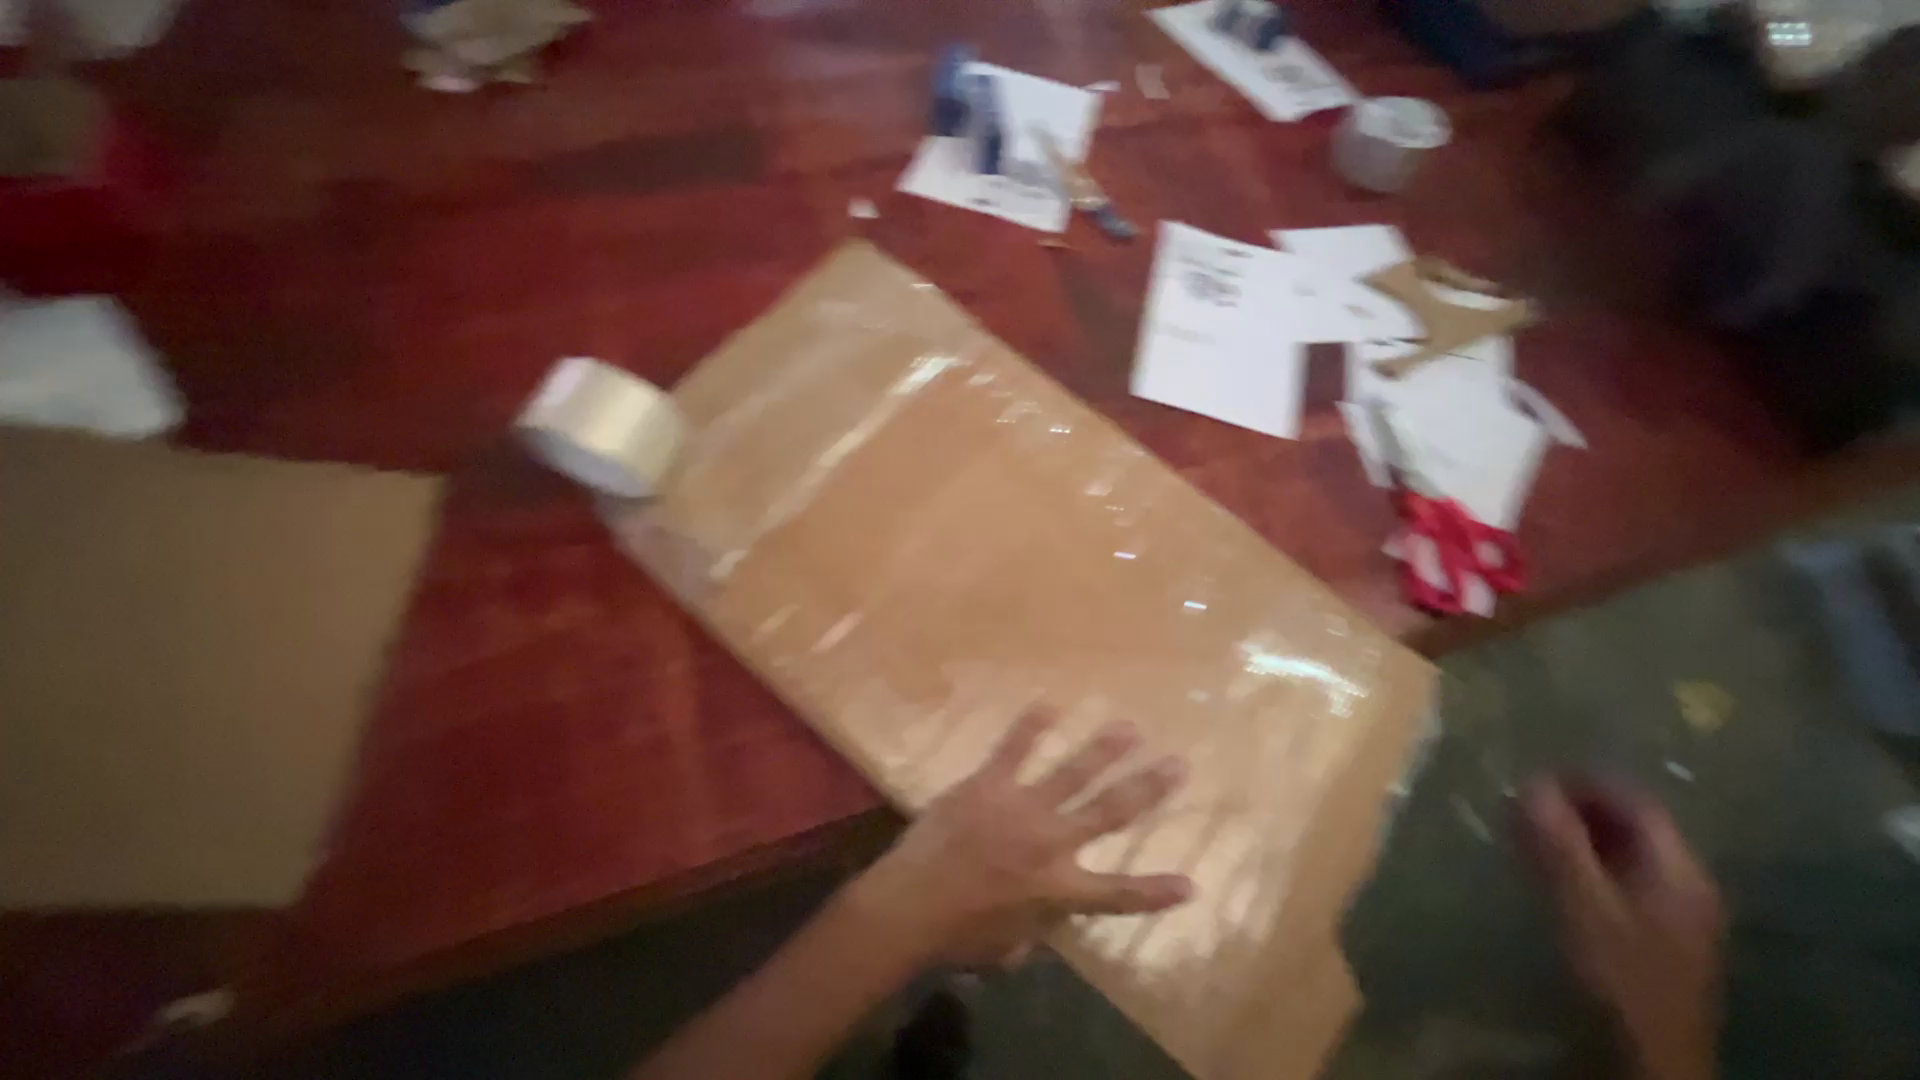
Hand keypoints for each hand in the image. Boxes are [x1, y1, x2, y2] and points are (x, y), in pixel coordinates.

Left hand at [853, 709, 1193, 968]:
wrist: (909, 906)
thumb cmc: (957, 936)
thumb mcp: (1009, 947)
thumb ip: (1038, 926)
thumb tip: (1045, 915)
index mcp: (1059, 890)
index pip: (1120, 894)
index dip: (1156, 891)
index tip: (1191, 883)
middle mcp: (1051, 844)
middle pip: (1110, 812)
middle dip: (1148, 788)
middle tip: (1178, 763)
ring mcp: (1020, 808)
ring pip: (1072, 773)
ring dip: (1103, 749)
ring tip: (1129, 727)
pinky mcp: (987, 786)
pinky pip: (1012, 751)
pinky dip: (1029, 728)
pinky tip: (1047, 704)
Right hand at [1515, 776, 1725, 1079]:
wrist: (1648, 1057)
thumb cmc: (1617, 974)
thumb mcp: (1580, 904)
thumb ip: (1557, 843)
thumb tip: (1528, 781)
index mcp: (1679, 870)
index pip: (1635, 801)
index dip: (1583, 782)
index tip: (1529, 776)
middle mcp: (1686, 883)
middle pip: (1631, 825)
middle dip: (1574, 807)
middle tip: (1519, 805)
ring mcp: (1675, 911)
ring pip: (1622, 852)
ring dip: (1575, 836)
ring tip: (1524, 832)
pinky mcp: (1655, 934)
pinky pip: (1618, 878)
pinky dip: (1582, 863)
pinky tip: (1549, 873)